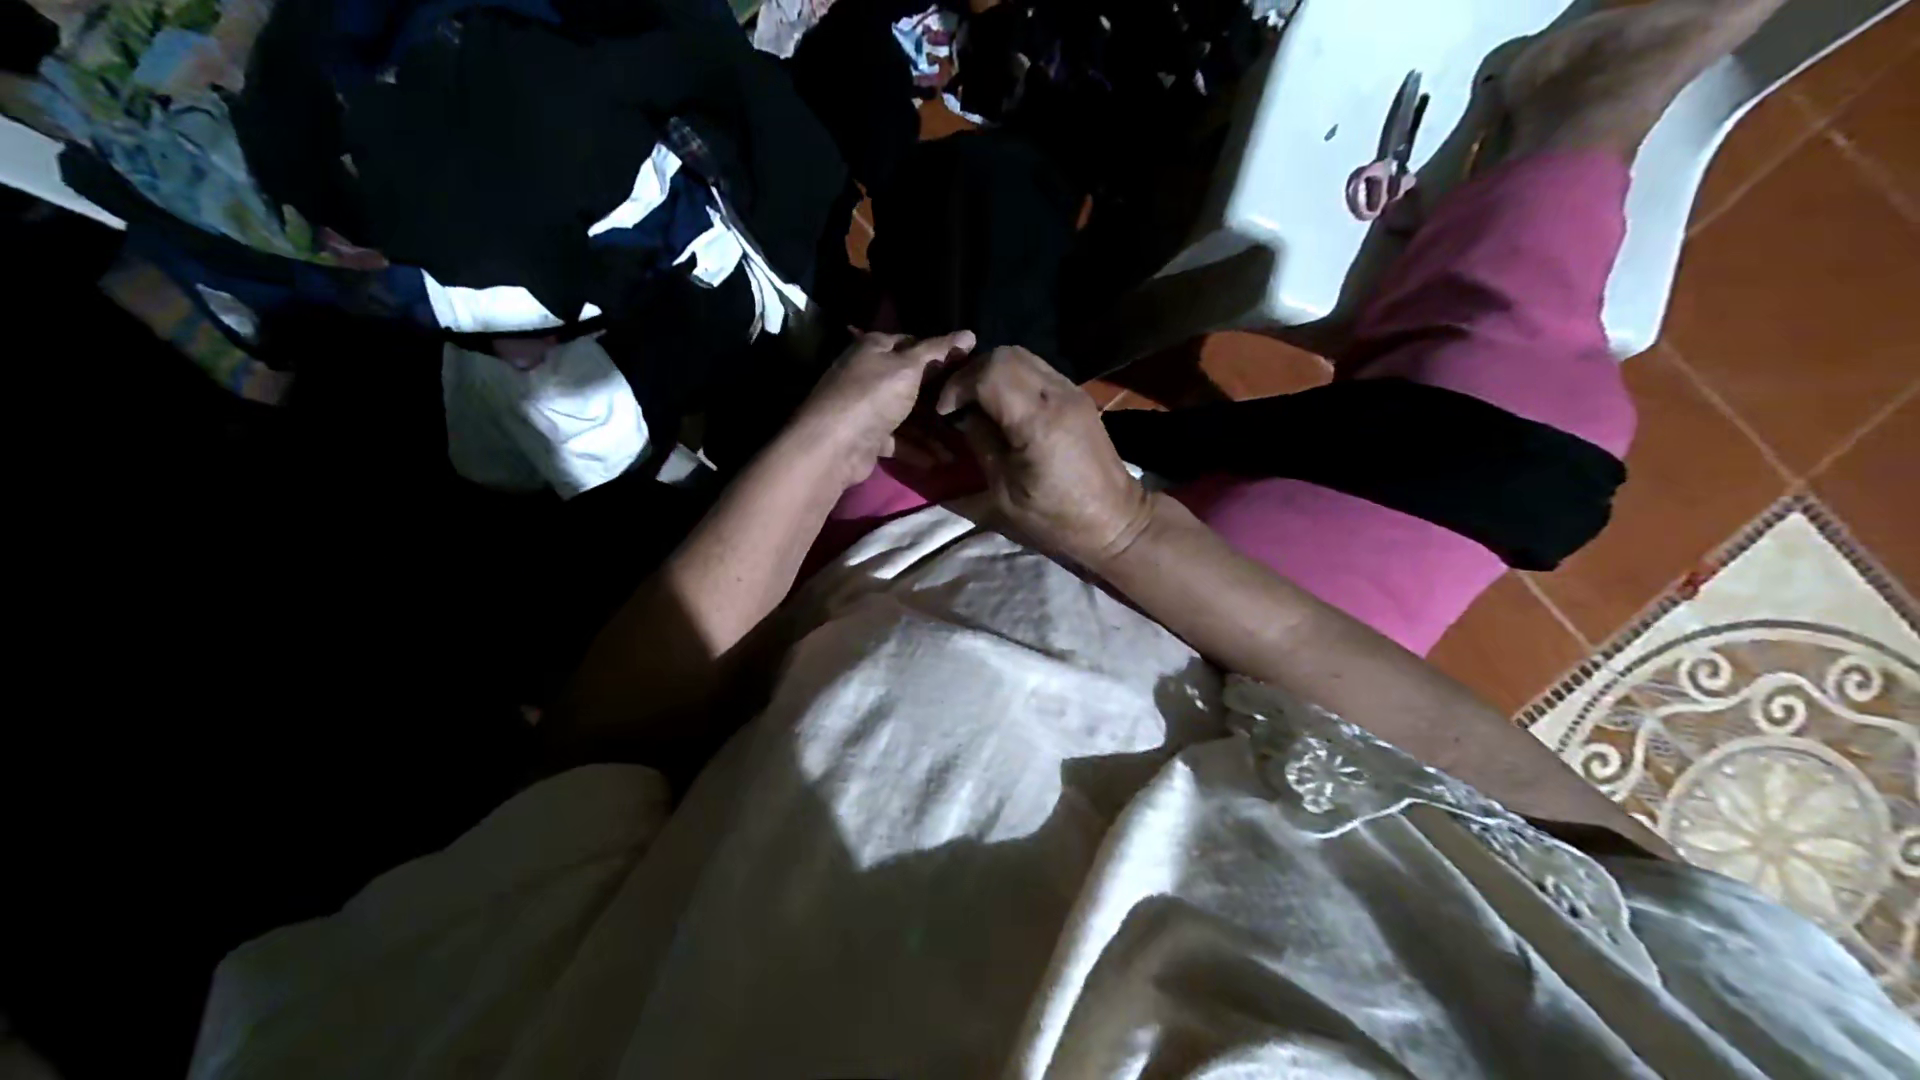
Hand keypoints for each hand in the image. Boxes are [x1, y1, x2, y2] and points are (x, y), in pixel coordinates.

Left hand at [790, 330, 976, 488]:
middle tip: (970, 407)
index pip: (913, 344)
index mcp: (875, 348)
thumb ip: (939, 351)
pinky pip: (899, 440)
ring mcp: (867, 407)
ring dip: (933, 431)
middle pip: (912, 382)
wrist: (834, 445)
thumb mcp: (909, 367)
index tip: (969, 368)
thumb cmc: (873, 395)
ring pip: (907, 415)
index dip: (941, 354)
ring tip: (961, 445)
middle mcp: (869, 374)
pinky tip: (940, 461)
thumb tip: (970, 334)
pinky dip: (918, 449)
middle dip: (940, 397)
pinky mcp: (868, 437)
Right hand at [936, 346, 1153, 567]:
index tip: (946, 412)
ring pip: (1021, 355)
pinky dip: (1012, 377)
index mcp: (1038, 422)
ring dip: (992, 372)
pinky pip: (1037, 369)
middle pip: (1004, 355)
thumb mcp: (1004, 492)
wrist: (1113, 520)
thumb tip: (963, 417)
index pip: (989, 373)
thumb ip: (981, 444)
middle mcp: (1058, 395)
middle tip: (957, 403)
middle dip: (972, 373)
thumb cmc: (1055, 518)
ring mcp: (1072, 391)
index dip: (958, 386)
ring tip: (977, 402)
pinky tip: (1003, 405)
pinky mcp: (1078, 395)